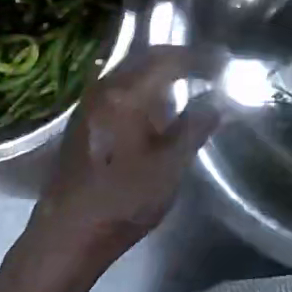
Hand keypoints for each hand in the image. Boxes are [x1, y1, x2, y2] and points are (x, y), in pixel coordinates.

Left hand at [25, 46, 220, 273]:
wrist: (67, 234)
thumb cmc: (123, 201)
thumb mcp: (169, 167)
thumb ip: (195, 127)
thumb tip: (216, 102)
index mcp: (127, 94)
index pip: (169, 59)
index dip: (200, 57)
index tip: (224, 62)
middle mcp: (105, 87)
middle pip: (146, 57)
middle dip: (179, 58)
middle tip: (208, 66)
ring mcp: (90, 101)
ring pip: (131, 69)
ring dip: (160, 70)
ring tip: (187, 81)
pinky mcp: (84, 117)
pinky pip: (119, 85)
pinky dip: (143, 84)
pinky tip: (156, 105)